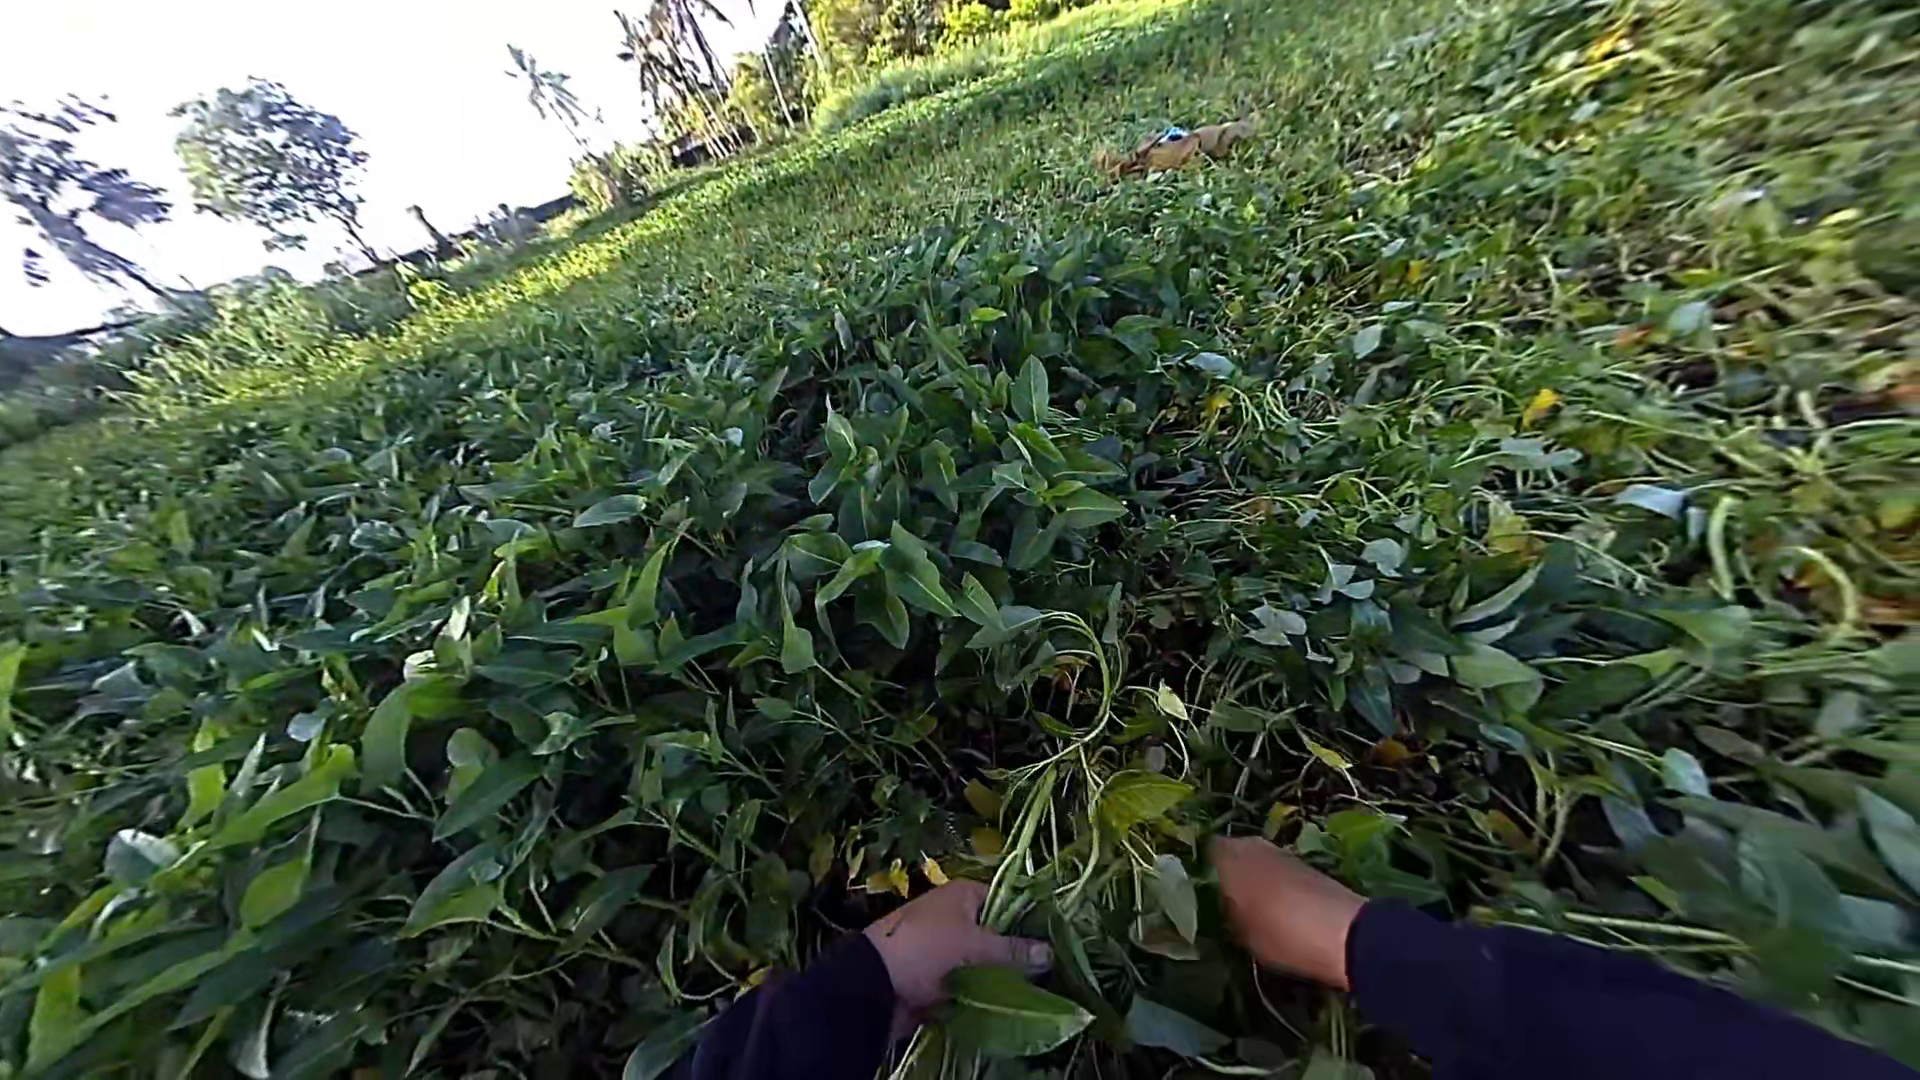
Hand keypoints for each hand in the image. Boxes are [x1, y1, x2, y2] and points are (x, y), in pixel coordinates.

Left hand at [863, 880, 1051, 1033]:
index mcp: (964, 894)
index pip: (1006, 898)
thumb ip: (1012, 951)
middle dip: (1017, 952)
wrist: (874, 984)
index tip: (1055, 937)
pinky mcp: (939, 975)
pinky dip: (983, 993)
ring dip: (1001, 977)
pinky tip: (1008, 1007)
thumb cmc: (926, 948)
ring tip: (1036, 993)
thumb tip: (1051, 952)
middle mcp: (957, 913)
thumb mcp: (973, 946)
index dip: (1028, 916)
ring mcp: (947, 945)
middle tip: (1049, 971)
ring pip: (984, 960)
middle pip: (996, 931)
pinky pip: (970, 981)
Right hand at [1211, 836, 1366, 989]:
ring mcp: (1277, 850)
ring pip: (1252, 861)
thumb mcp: (1239, 933)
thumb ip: (1221, 914)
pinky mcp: (1302, 863)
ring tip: (1247, 906)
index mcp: (1224, 854)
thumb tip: (1215, 909)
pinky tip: (1275, 907)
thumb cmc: (1281, 931)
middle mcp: (1247, 843)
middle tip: (1219, 900)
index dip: (1196, 871)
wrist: (1346, 932)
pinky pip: (1275, 870)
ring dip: (1249, 878)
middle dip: (1223, 873)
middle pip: (1226, 854)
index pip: (1199, 852)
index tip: (1194, 892)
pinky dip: (1271, 884)